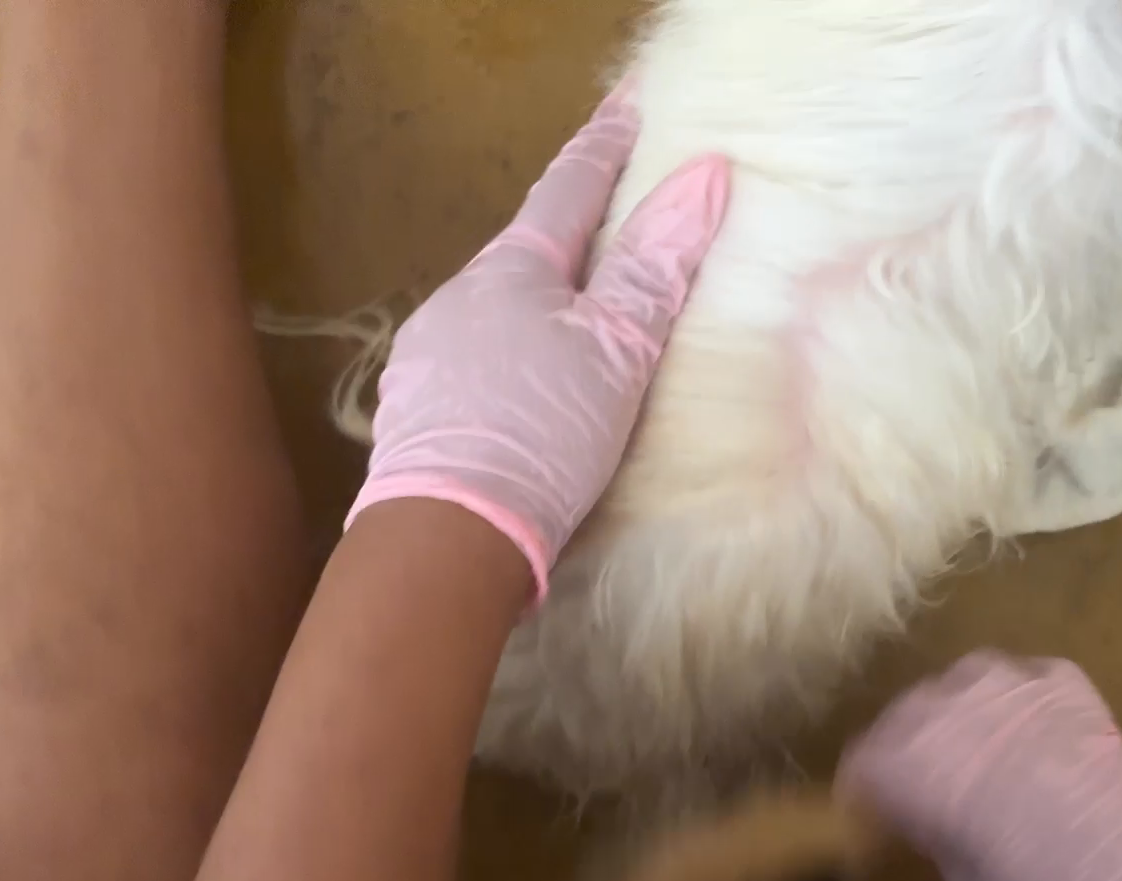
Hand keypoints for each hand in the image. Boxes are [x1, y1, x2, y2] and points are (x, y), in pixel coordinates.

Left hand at [347, 88, 730, 599]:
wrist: (453, 531)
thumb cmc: (545, 429)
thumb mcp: (615, 352)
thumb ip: (654, 271)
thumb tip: (704, 177)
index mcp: (513, 271)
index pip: (568, 191)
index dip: (602, 149)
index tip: (626, 108)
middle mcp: (460, 298)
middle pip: (525, 252)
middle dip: (566, 236)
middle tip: (606, 227)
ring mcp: (430, 354)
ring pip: (494, 312)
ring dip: (532, 307)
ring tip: (564, 326)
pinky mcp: (418, 408)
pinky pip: (473, 363)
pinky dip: (505, 361)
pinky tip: (517, 393)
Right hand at [838, 651, 1121, 880]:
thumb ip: (935, 834)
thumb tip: (919, 813)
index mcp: (928, 770)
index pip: (866, 762)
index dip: (861, 792)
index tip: (868, 819)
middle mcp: (965, 716)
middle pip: (905, 714)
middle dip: (899, 751)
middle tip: (914, 792)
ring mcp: (1024, 696)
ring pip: (959, 678)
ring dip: (950, 713)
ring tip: (963, 748)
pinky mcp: (1077, 697)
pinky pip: (1025, 674)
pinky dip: (1013, 696)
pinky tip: (1022, 726)